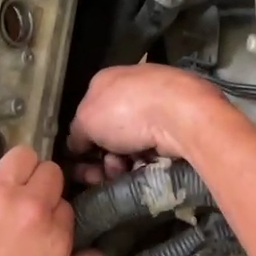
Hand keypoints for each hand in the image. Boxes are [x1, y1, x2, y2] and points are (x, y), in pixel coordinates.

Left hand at [0, 147, 102, 255]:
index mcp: (52, 238)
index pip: (66, 206)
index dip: (52, 215)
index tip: (40, 225)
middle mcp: (28, 207)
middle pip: (49, 172)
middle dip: (39, 186)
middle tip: (22, 203)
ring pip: (20, 155)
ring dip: (15, 170)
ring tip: (0, 189)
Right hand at [66, 64, 232, 166]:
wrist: (180, 114)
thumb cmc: (126, 110)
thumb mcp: (86, 119)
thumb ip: (76, 133)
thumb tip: (75, 144)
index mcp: (106, 81)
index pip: (87, 112)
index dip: (82, 140)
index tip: (79, 163)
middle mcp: (131, 90)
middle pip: (109, 132)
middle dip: (102, 157)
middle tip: (99, 175)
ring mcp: (155, 107)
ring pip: (129, 145)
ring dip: (120, 164)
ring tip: (121, 171)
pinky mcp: (174, 126)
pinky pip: (151, 150)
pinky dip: (144, 163)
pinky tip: (141, 169)